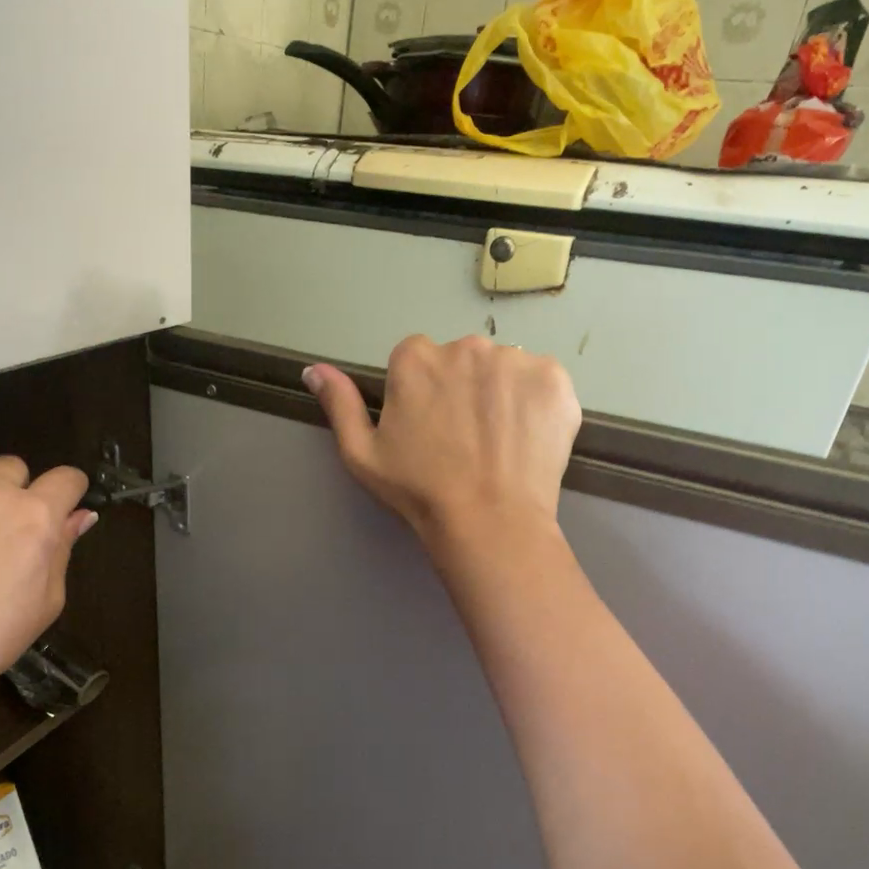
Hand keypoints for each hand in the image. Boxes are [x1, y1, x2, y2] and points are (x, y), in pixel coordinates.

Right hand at [303, 335, 579, 549]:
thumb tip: (313, 369)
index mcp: (416, 358)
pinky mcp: (555, 380)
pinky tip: (524, 440)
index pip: (417, 361)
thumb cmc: (418, 490)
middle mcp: (466, 346)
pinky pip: (541, 383)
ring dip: (500, 395)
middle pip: (462, 360)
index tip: (429, 430)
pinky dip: (535, 406)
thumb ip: (340, 403)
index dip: (422, 396)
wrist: (488, 521)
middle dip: (462, 390)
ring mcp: (516, 360)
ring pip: (503, 370)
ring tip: (496, 444)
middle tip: (463, 440)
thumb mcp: (362, 453)